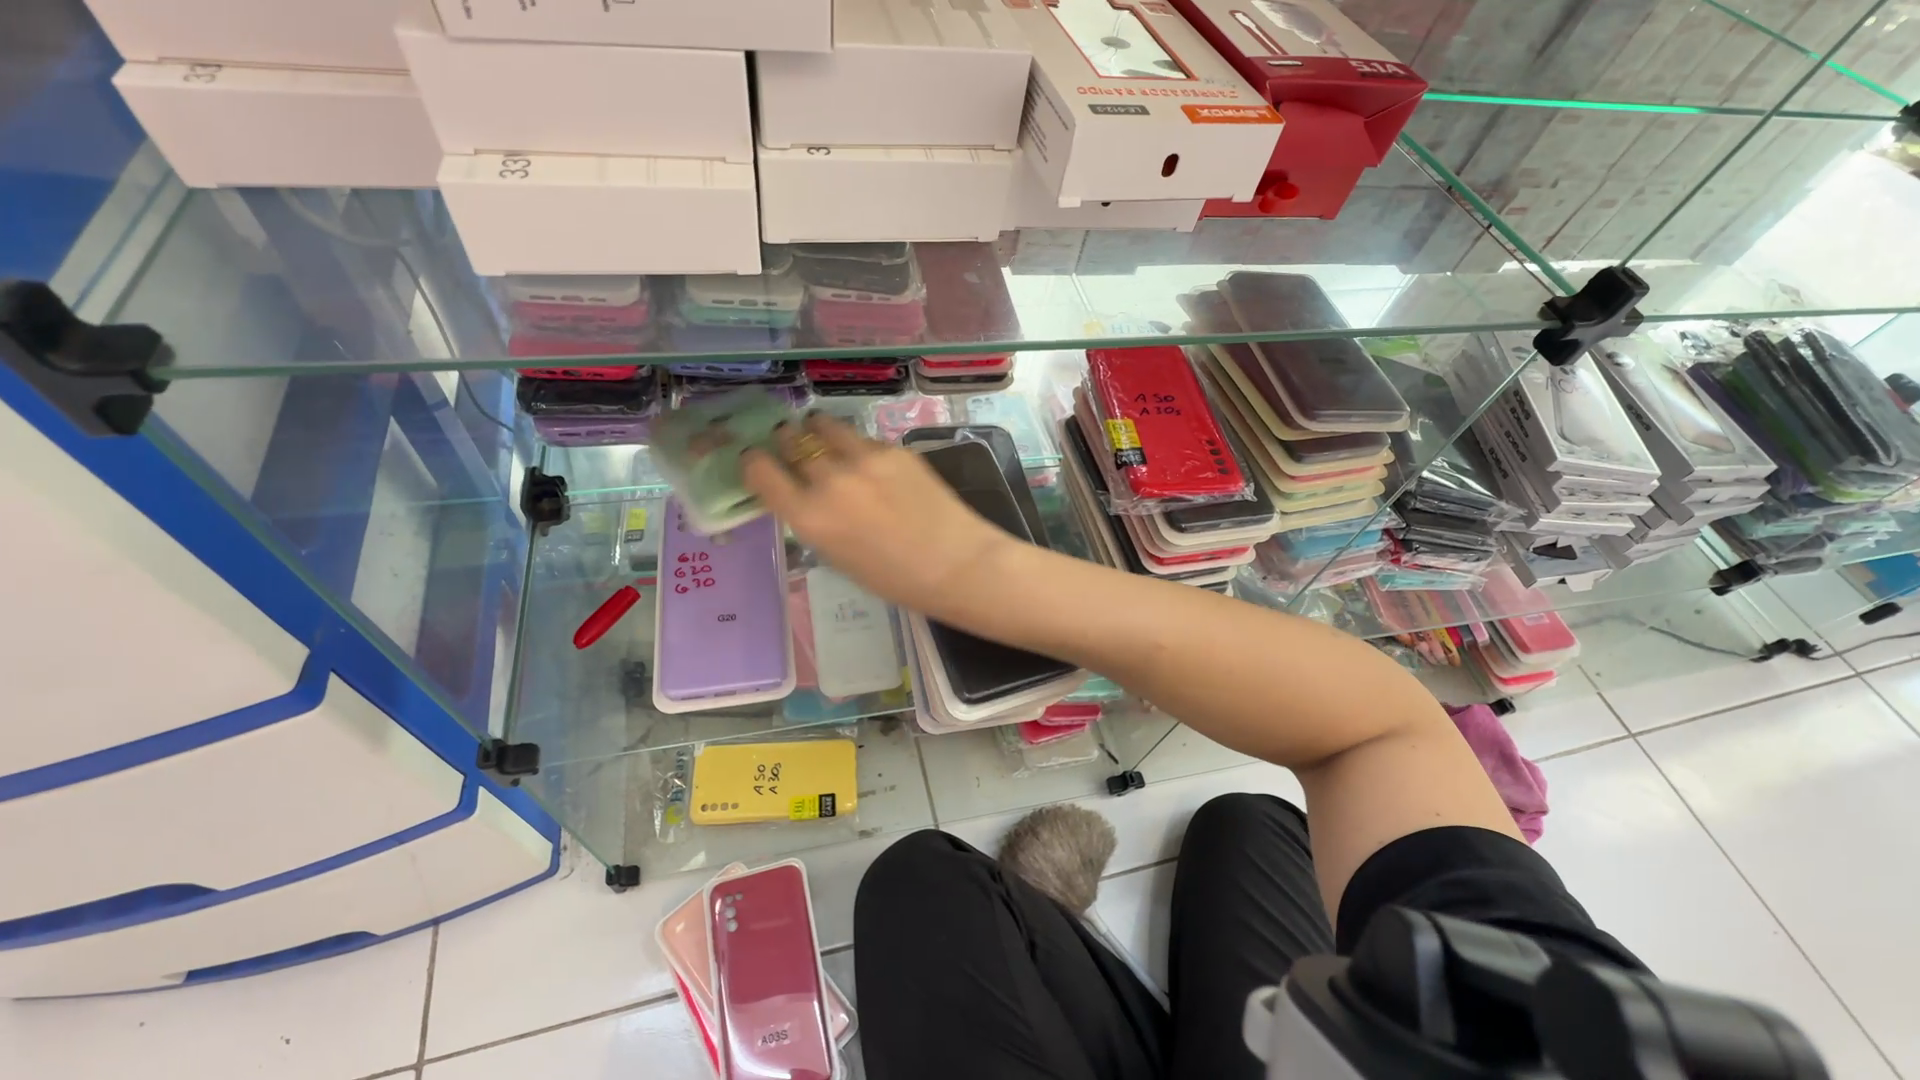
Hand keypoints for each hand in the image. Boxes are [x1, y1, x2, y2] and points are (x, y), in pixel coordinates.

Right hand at [741, 414, 1018, 616]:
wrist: (955, 564)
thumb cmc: (893, 578)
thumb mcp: (837, 556)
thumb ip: (813, 520)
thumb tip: (802, 493)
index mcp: (808, 517)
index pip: (759, 470)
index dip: (754, 462)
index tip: (756, 461)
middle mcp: (828, 481)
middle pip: (790, 441)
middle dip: (785, 442)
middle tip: (790, 445)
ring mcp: (862, 459)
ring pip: (823, 426)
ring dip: (815, 430)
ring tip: (820, 436)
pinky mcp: (893, 448)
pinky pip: (860, 437)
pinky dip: (853, 443)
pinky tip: (864, 457)